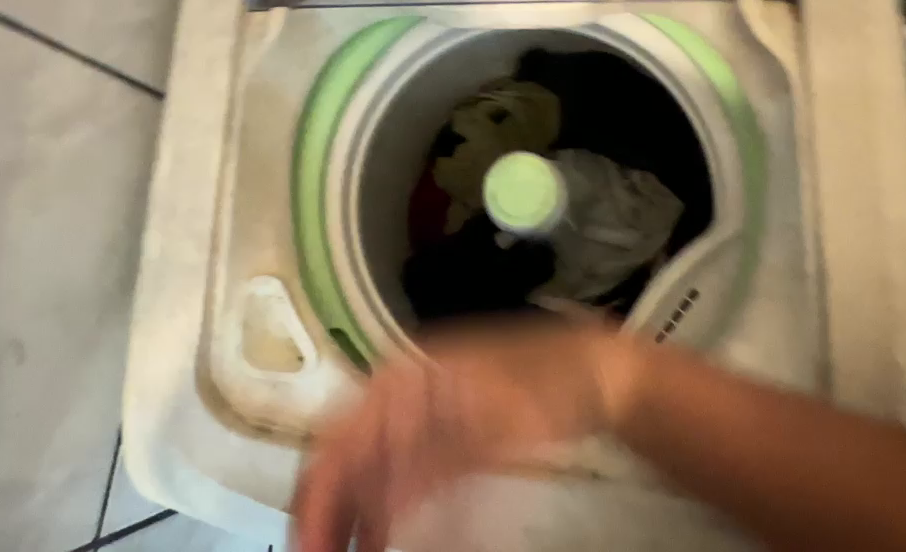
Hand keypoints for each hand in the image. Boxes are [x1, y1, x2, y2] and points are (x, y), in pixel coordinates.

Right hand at [288, 320, 640, 551]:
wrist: (591, 372)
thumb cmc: (541, 383)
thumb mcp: (489, 423)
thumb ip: (432, 465)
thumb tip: (385, 511)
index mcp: (402, 378)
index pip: (340, 438)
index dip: (321, 496)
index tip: (314, 544)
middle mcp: (401, 394)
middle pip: (347, 455)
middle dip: (330, 511)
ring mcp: (422, 414)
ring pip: (369, 470)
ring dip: (354, 516)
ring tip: (346, 551)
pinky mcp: (443, 437)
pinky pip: (400, 477)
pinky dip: (385, 511)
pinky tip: (382, 539)